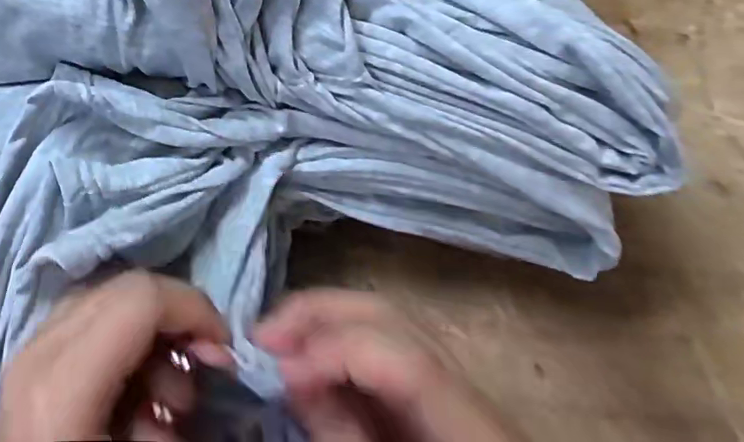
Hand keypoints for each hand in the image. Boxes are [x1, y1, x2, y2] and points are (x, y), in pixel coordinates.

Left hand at [0, 271, 234, 441]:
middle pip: (120, 291)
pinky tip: (137, 407)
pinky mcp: (26, 369)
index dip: (193, 310)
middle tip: (207, 374)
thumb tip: (214, 360)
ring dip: (149, 341)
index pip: (138, 297)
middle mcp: (36, 351)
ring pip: (102, 304)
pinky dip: (121, 351)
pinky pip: (83, 329)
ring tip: (172, 407)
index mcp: (61, 382)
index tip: (225, 355)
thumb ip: (180, 410)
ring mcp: (24, 355)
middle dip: (174, 323)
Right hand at [256, 291, 519, 441]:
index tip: (278, 370)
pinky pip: (379, 341)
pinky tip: (304, 356)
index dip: (335, 351)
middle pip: (387, 314)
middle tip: (263, 336)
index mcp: (480, 428)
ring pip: (380, 317)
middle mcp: (473, 386)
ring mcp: (457, 379)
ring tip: (275, 341)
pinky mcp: (436, 388)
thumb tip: (291, 376)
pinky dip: (333, 338)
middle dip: (316, 313)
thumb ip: (341, 434)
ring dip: (318, 320)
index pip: (405, 359)